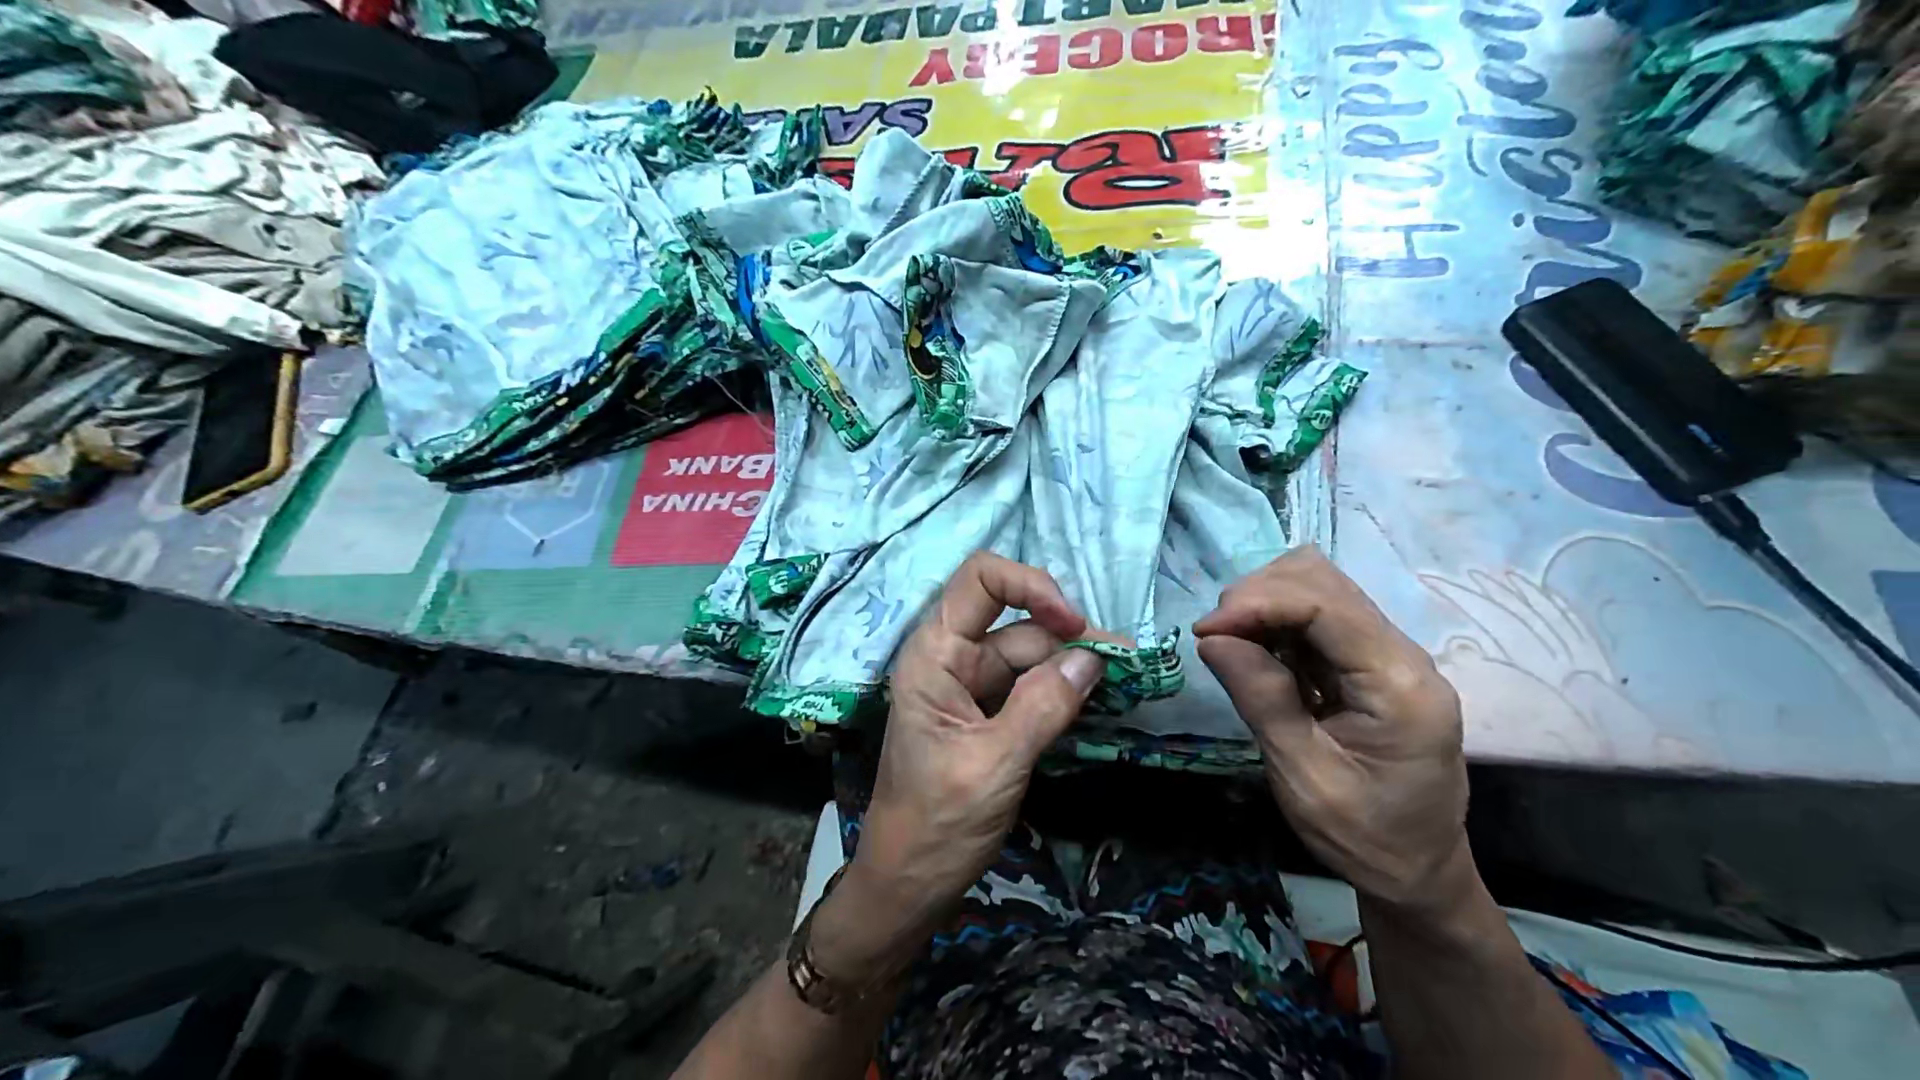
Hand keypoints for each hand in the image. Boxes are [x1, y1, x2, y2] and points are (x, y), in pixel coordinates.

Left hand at [844, 553, 1105, 936]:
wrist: (909, 885)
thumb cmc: (937, 823)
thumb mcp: (994, 763)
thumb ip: (1043, 705)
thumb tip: (1091, 659)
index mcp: (935, 654)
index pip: (981, 580)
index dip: (1031, 585)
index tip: (1074, 624)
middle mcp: (952, 659)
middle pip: (1018, 623)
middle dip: (1070, 639)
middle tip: (1129, 666)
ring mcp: (971, 688)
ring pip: (1031, 656)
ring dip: (1074, 666)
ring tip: (1126, 683)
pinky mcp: (988, 716)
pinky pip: (1031, 688)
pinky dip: (1063, 691)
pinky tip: (1098, 700)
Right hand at [1194, 547, 1470, 912]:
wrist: (1418, 871)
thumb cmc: (1364, 836)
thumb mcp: (1304, 778)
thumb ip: (1262, 700)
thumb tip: (1211, 639)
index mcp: (1399, 685)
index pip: (1325, 604)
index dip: (1257, 603)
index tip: (1204, 632)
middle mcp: (1402, 654)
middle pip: (1323, 579)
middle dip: (1257, 596)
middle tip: (1216, 638)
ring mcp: (1387, 653)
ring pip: (1317, 586)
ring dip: (1264, 602)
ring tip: (1233, 643)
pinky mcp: (1368, 659)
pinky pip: (1316, 613)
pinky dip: (1274, 619)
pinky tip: (1257, 651)